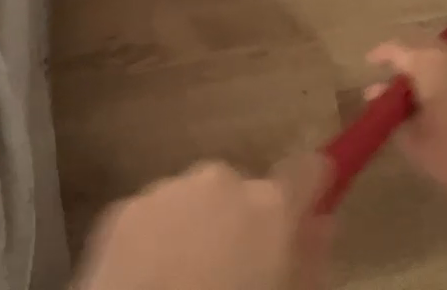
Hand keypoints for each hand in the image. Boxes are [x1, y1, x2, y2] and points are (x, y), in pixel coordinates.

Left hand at [75, 155, 332, 289]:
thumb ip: (309, 256)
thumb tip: (321, 225)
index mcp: (269, 204)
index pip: (308, 170)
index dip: (312, 184)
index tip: (313, 200)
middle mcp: (221, 181)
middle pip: (245, 189)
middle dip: (242, 219)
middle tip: (235, 266)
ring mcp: (170, 189)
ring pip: (196, 199)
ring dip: (199, 226)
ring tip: (189, 276)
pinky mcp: (125, 207)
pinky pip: (156, 214)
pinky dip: (159, 237)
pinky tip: (156, 276)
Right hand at [366, 39, 446, 207]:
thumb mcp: (412, 137)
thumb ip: (390, 111)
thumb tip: (374, 92)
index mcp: (429, 66)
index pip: (398, 48)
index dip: (380, 54)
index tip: (367, 63)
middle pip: (419, 43)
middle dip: (401, 55)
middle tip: (386, 73)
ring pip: (436, 52)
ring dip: (419, 62)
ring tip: (406, 88)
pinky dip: (435, 71)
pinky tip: (429, 95)